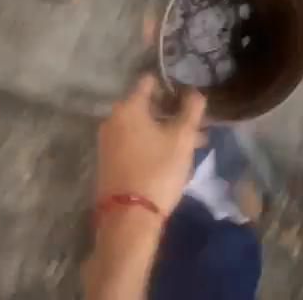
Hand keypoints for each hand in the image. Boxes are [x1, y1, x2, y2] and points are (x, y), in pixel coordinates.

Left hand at [95, 75, 206, 215]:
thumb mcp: (183, 137)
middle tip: (195, 124)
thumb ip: (192, 108)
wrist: (128, 221)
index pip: (149, 81)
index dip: (172, 84)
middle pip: (146, 105)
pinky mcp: (107, 163)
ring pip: (141, 127)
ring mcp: (107, 143)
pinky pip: (132, 143)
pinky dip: (150, 144)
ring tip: (190, 144)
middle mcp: (112, 120)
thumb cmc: (157, 170)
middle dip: (172, 112)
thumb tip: (194, 91)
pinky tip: (170, 158)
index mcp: (128, 107)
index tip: (189, 96)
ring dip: (164, 130)